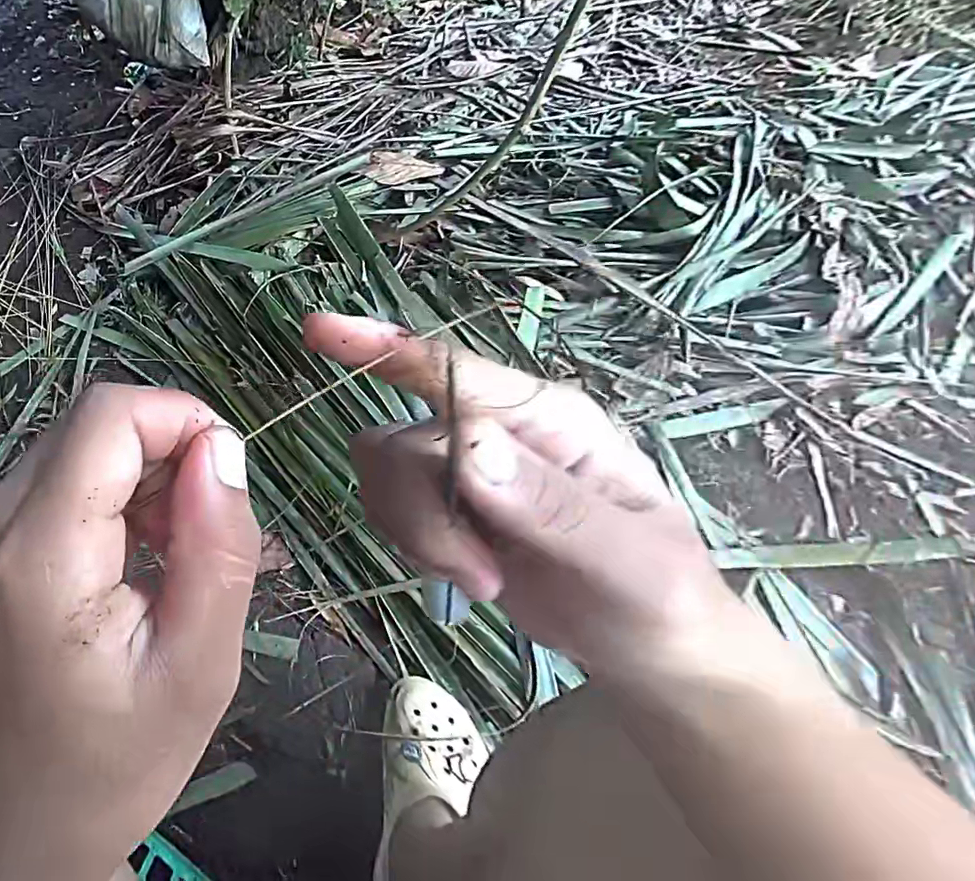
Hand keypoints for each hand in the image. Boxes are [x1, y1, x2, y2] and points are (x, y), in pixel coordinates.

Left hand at [0, 385, 257, 880]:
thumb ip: (219, 549)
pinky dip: (118, 487)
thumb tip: (222, 447)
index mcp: (40, 554)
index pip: (108, 415)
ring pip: (84, 438)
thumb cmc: (117, 758)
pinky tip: (137, 549)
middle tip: (200, 531)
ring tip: (171, 550)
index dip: (180, 418)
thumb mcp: (198, 668)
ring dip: (146, 471)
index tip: (224, 476)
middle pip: (96, 422)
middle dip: (168, 450)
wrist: (22, 816)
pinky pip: (67, 468)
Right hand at [302, 313, 741, 683]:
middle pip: (403, 441)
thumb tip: (467, 447)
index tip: (318, 329)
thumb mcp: (631, 562)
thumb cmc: (656, 596)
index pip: (450, 370)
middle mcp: (490, 426)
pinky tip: (463, 571)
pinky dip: (409, 543)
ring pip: (382, 472)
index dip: (380, 346)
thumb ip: (550, 503)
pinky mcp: (435, 502)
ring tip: (482, 579)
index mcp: (543, 416)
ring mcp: (458, 465)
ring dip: (416, 532)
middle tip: (479, 575)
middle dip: (424, 513)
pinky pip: (384, 504)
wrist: (641, 646)